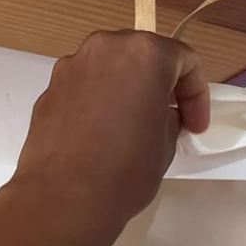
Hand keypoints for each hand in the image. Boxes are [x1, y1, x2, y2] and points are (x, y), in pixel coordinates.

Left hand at [8, 31, 207, 233]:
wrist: (64, 197)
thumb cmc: (126, 168)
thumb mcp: (167, 143)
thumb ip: (167, 116)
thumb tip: (155, 113)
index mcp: (144, 53)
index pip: (183, 61)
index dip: (196, 95)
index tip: (194, 127)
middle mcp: (104, 49)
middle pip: (142, 57)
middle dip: (158, 85)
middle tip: (166, 119)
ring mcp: (71, 67)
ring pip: (109, 70)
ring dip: (124, 91)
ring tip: (129, 128)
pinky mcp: (49, 91)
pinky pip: (83, 89)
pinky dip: (96, 103)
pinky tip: (98, 136)